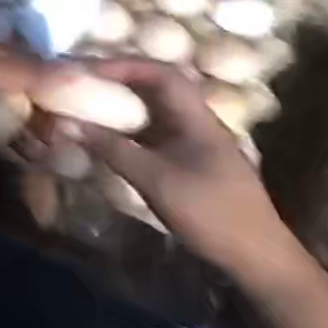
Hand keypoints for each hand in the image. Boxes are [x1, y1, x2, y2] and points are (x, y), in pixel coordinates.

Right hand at [69, 59, 310, 282]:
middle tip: (83, 85)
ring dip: (122, 107)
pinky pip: (154, 135)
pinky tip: (108, 141)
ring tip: (88, 108)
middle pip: (157, 89)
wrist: (259, 261)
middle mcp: (198, 125)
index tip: (90, 70)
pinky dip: (128, 131)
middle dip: (119, 82)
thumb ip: (110, 148)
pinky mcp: (192, 165)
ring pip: (155, 113)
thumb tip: (67, 122)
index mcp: (198, 119)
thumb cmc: (211, 213)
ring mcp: (196, 146)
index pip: (162, 74)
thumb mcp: (154, 179)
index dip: (125, 65)